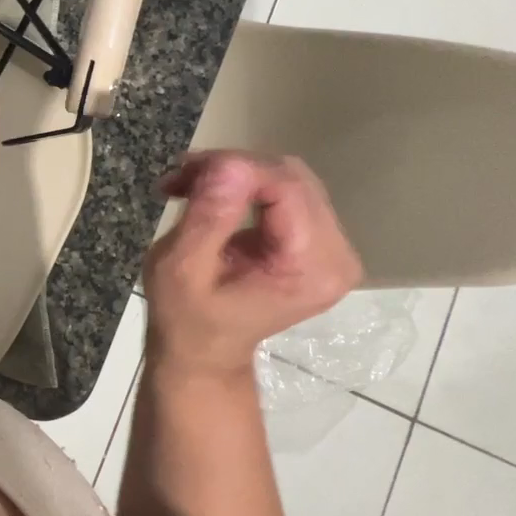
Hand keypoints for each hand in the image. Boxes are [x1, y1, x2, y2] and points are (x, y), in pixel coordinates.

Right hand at [143, 151, 363, 379]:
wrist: (203, 350)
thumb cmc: (186, 315)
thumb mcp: (182, 267)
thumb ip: (208, 217)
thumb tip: (227, 166)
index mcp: (310, 266)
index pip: (286, 187)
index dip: (235, 167)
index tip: (182, 171)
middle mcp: (337, 255)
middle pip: (293, 179)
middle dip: (232, 168)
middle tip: (178, 179)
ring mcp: (332, 250)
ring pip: (290, 181)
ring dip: (234, 175)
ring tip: (185, 187)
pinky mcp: (316, 244)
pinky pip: (286, 196)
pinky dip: (242, 188)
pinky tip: (207, 198)